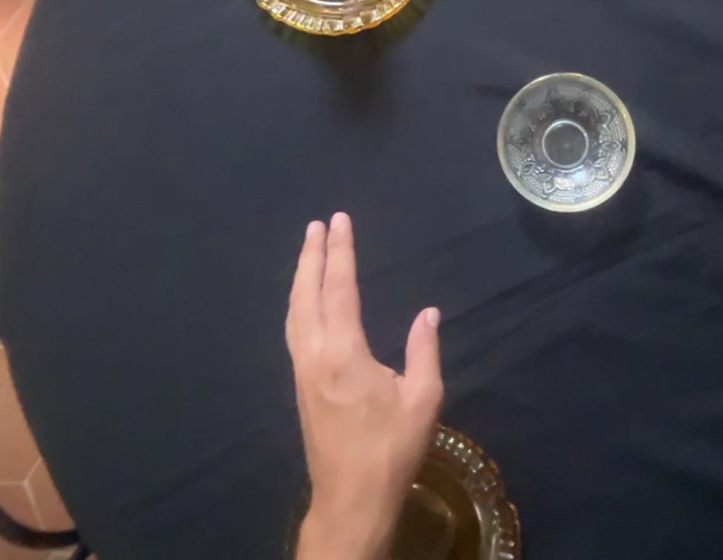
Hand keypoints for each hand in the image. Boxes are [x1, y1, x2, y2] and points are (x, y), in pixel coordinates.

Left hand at [287, 213, 442, 559]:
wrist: (351, 500)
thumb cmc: (391, 448)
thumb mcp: (423, 398)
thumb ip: (424, 349)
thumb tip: (428, 311)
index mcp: (344, 353)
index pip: (339, 289)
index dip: (340, 252)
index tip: (339, 222)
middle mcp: (315, 355)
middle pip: (307, 294)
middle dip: (312, 256)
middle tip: (318, 225)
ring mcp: (303, 371)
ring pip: (295, 312)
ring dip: (301, 277)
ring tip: (309, 251)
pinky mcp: (301, 386)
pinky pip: (295, 330)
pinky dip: (299, 302)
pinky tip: (305, 299)